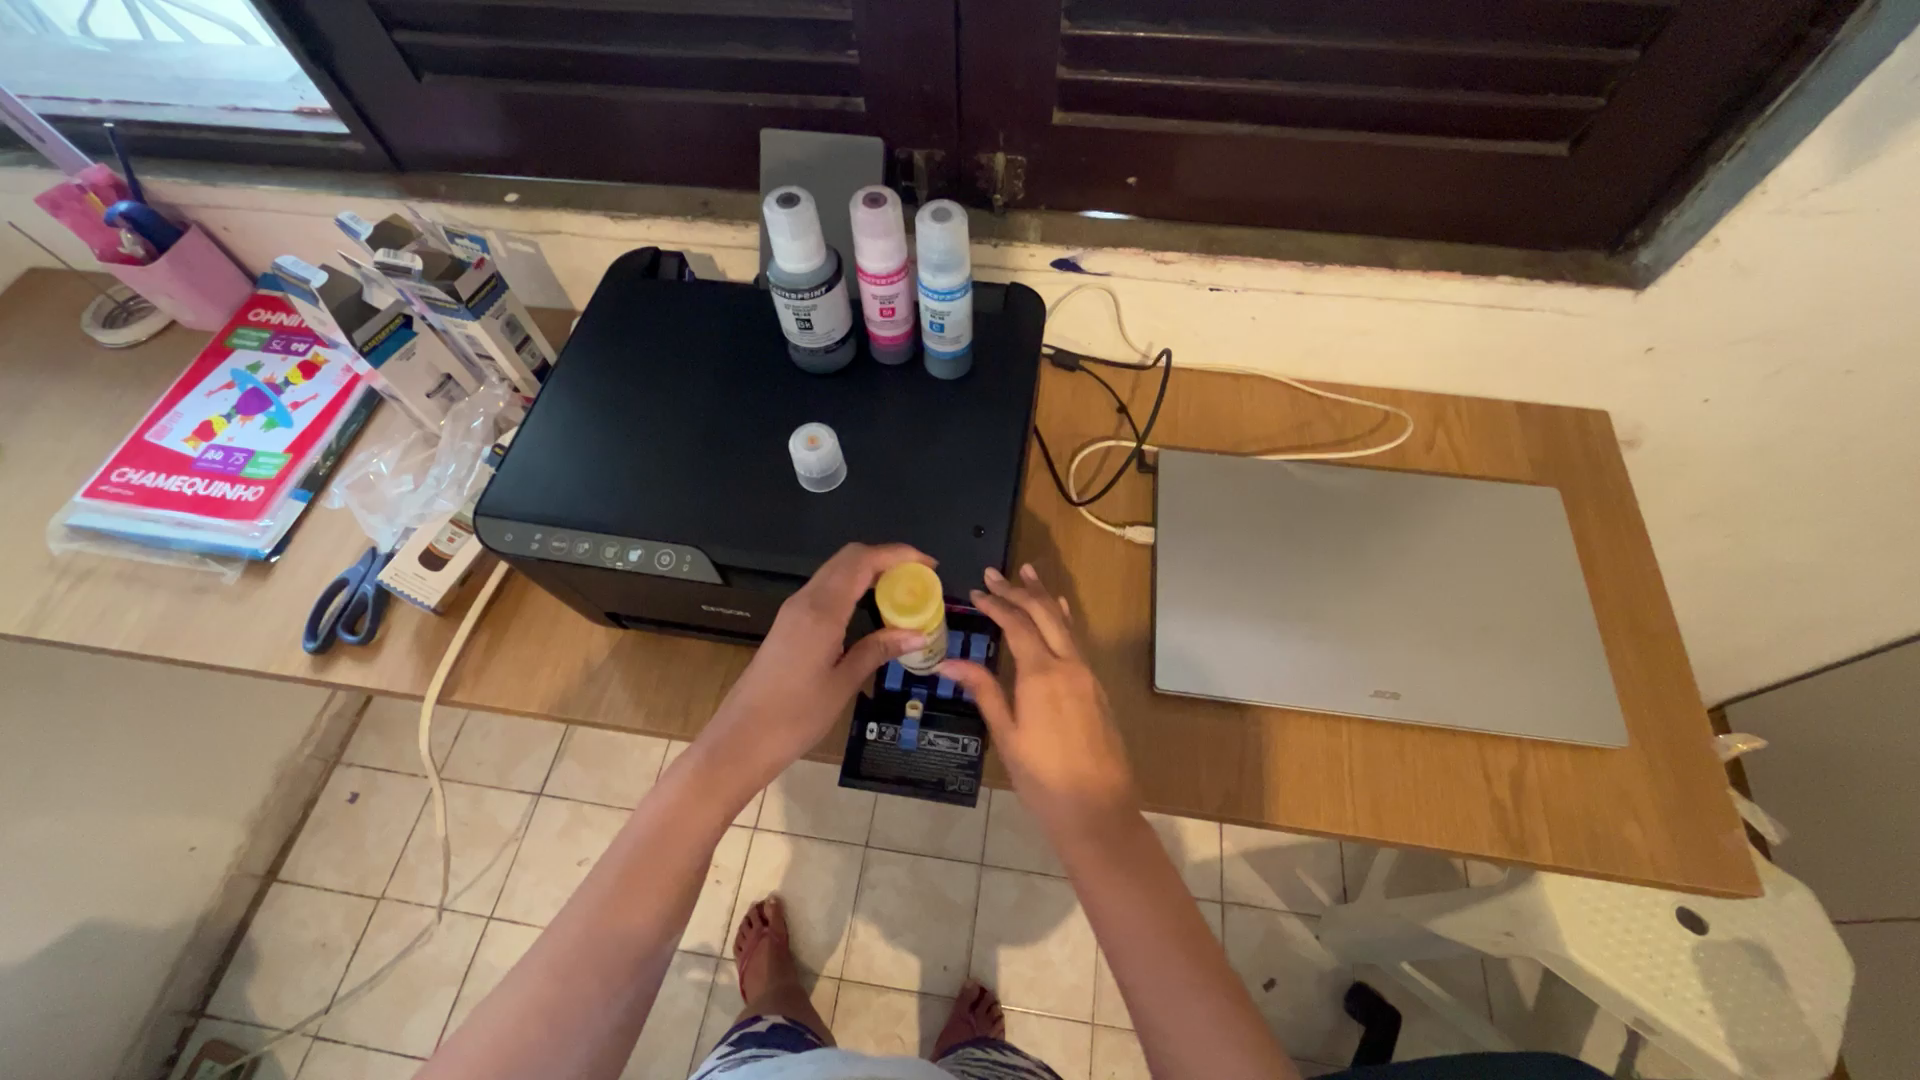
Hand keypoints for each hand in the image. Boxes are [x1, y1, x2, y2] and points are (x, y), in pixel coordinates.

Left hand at [699, 543, 932, 787]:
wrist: (740, 740)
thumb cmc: (795, 717)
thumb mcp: (843, 684)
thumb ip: (878, 650)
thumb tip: (918, 634)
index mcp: (821, 611)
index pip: (861, 561)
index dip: (897, 554)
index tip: (928, 566)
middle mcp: (805, 601)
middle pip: (848, 559)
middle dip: (886, 559)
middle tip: (919, 578)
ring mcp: (793, 611)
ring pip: (836, 573)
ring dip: (869, 573)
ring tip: (902, 593)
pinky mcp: (789, 624)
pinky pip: (826, 591)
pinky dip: (854, 588)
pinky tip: (872, 609)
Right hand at [938, 564, 1139, 836]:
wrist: (1098, 810)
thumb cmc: (1043, 779)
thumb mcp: (1006, 736)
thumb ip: (984, 691)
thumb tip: (948, 663)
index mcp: (1041, 674)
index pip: (1016, 624)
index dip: (995, 605)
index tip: (975, 591)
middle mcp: (1068, 665)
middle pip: (1043, 614)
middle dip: (1018, 590)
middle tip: (995, 573)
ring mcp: (1087, 676)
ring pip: (1065, 624)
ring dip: (1044, 597)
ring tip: (1029, 573)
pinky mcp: (1097, 689)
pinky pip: (1077, 642)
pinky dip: (1064, 620)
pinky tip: (1061, 612)